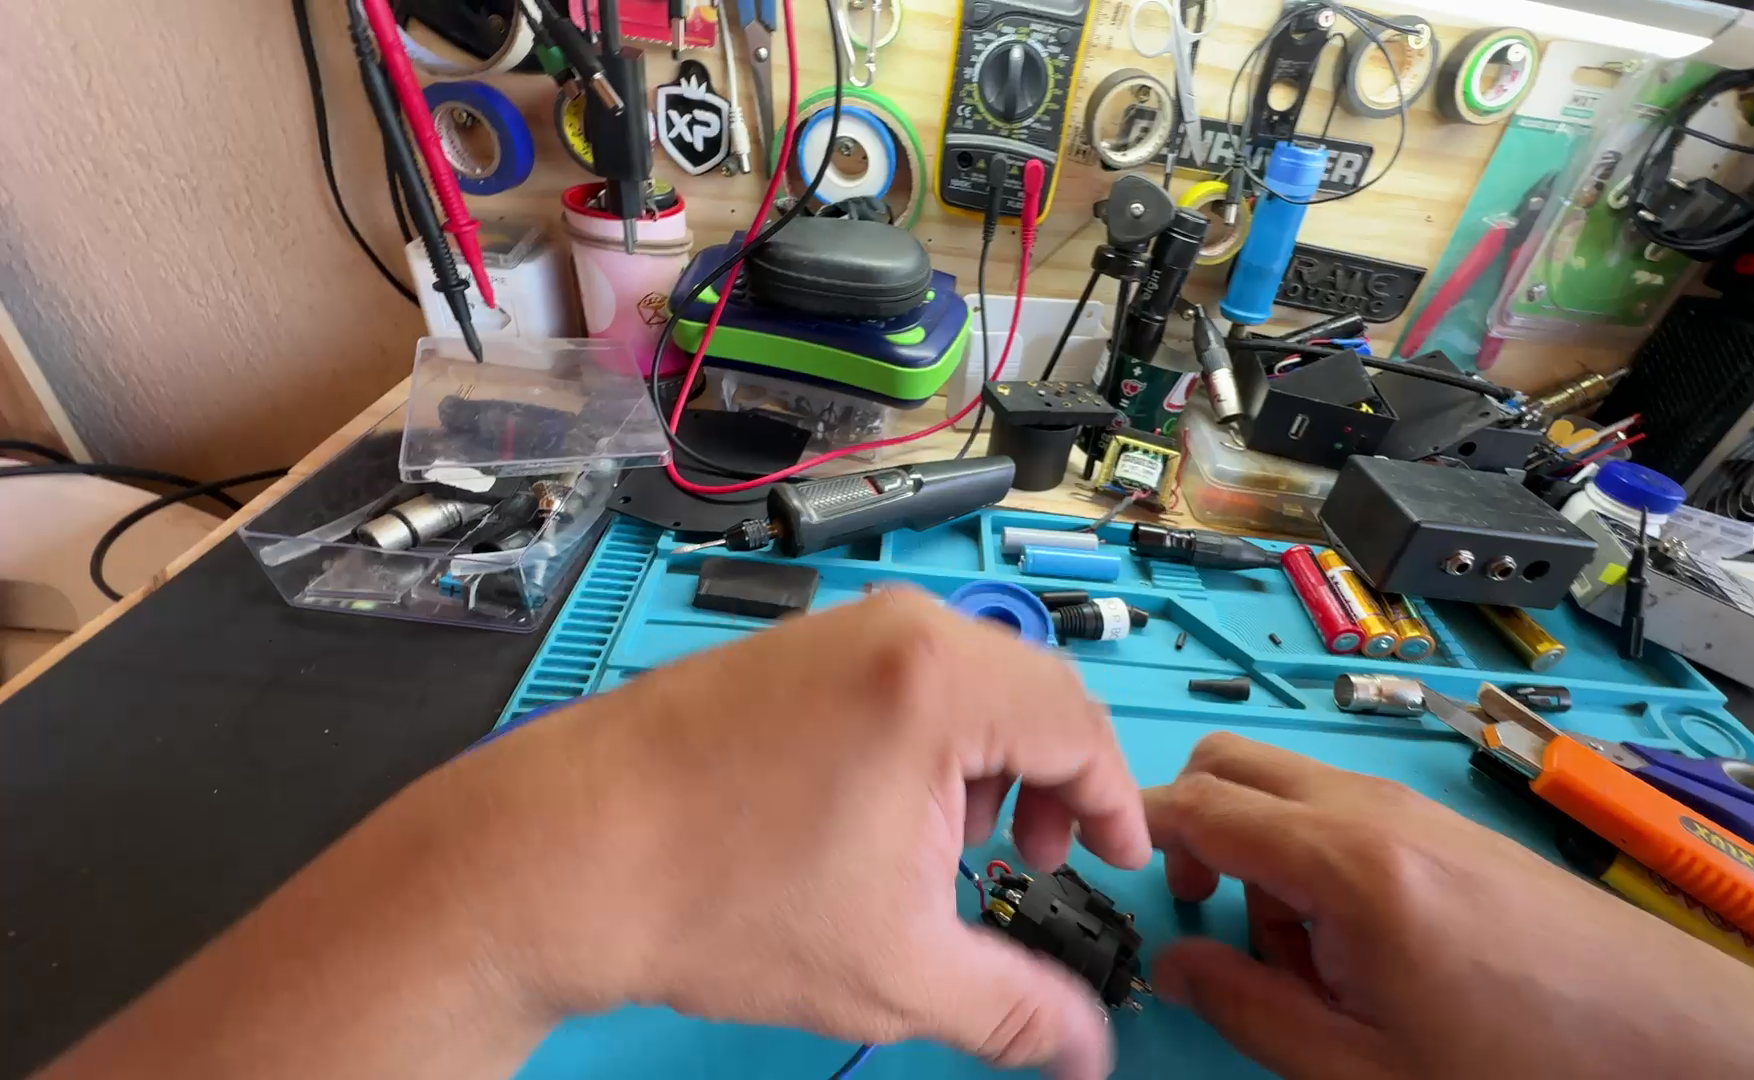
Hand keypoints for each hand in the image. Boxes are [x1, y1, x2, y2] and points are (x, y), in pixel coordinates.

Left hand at [482, 587, 1149, 1074]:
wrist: (566, 849)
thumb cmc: (721, 895)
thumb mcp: (894, 968)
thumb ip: (1017, 1009)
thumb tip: (1090, 1049)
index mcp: (939, 681)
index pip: (1079, 725)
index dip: (1115, 800)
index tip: (1118, 856)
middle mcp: (904, 629)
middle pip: (1035, 692)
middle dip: (1058, 778)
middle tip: (1035, 854)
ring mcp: (853, 624)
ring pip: (980, 677)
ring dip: (997, 755)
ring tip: (955, 835)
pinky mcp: (815, 640)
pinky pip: (919, 669)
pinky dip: (941, 731)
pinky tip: (894, 798)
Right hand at [1143, 733, 1753, 1079]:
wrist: (1690, 1048)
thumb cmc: (1519, 1067)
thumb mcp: (1362, 1069)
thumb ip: (1246, 1007)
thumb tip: (1171, 964)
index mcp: (1337, 855)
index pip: (1198, 804)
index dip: (1139, 823)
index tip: (1112, 860)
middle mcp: (1359, 801)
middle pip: (1226, 762)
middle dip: (1188, 819)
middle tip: (1205, 905)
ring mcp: (1397, 800)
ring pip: (1274, 784)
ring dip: (1251, 845)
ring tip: (1301, 949)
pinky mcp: (1427, 816)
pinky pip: (1326, 806)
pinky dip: (1300, 850)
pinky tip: (1353, 935)